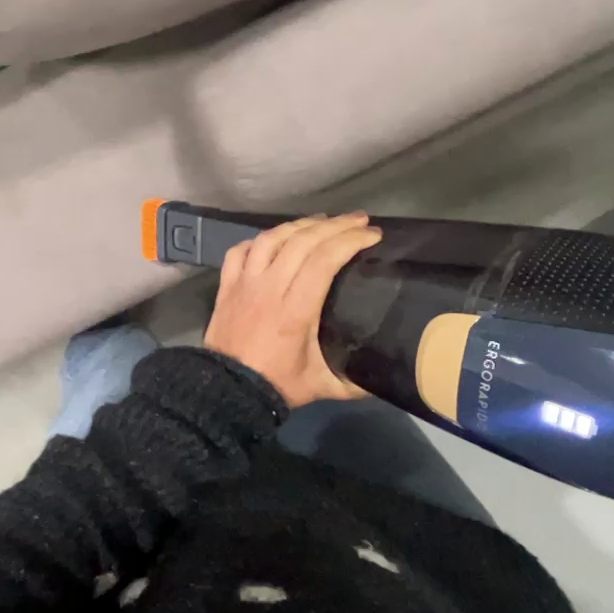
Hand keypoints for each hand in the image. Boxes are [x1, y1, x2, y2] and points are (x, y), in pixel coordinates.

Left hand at [203, 212, 381, 407]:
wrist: (226, 392)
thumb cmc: (277, 385)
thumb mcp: (324, 386)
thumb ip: (357, 381)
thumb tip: (387, 375)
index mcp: (295, 310)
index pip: (323, 260)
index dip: (349, 241)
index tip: (372, 235)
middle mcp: (268, 288)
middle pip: (301, 242)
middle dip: (334, 226)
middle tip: (358, 220)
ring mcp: (244, 284)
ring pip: (270, 240)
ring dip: (298, 226)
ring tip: (321, 222)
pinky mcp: (226, 287)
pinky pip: (239, 252)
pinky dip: (258, 240)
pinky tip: (274, 239)